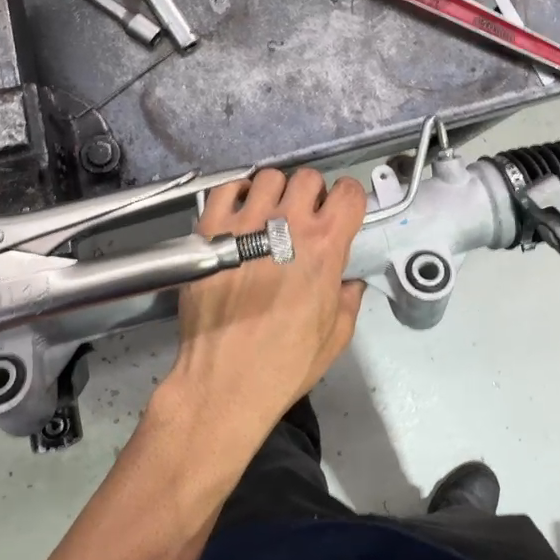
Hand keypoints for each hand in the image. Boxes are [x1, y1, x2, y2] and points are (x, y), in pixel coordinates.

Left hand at [164, 169, 367, 439]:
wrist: (225, 382)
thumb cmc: (285, 364)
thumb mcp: (336, 335)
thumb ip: (348, 298)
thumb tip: (347, 281)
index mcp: (325, 247)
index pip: (348, 192)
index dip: (348, 199)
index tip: (340, 213)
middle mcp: (287, 225)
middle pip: (308, 178)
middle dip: (312, 194)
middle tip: (304, 218)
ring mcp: (245, 224)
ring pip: (268, 177)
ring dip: (275, 193)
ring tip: (269, 216)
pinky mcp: (210, 231)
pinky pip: (226, 189)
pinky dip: (236, 194)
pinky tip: (240, 216)